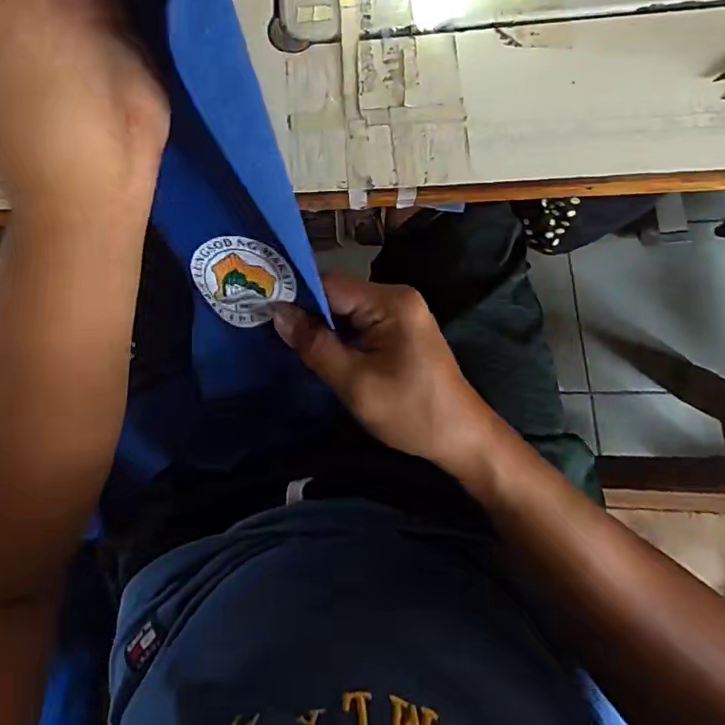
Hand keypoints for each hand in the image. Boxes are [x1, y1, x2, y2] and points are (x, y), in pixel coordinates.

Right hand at [270, 274, 507, 474]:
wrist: (464, 440)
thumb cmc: (412, 412)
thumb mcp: (356, 383)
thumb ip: (315, 345)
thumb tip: (277, 312)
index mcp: (391, 301)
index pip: (329, 284)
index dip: (294, 295)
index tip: (260, 308)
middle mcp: (396, 295)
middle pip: (337, 294)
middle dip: (305, 311)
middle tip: (266, 326)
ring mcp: (400, 311)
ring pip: (345, 309)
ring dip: (320, 325)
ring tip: (285, 339)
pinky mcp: (400, 329)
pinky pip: (359, 322)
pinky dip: (338, 334)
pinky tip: (317, 349)